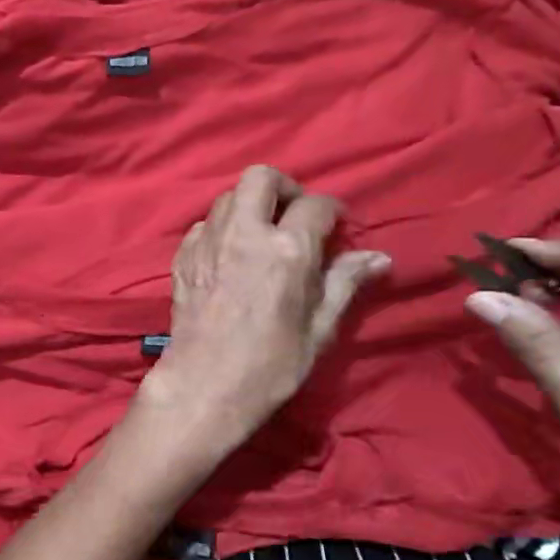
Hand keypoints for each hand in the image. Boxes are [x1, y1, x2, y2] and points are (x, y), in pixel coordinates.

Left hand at [135, 166, 389, 457]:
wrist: (206, 381)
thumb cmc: (272, 362)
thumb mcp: (321, 326)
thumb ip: (345, 283)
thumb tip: (377, 257)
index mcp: (286, 249)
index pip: (316, 205)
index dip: (332, 211)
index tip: (337, 227)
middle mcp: (243, 233)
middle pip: (259, 178)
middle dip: (283, 188)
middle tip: (294, 216)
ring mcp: (206, 242)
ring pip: (226, 198)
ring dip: (249, 206)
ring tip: (263, 234)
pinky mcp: (181, 256)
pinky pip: (203, 225)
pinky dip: (220, 228)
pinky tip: (230, 254)